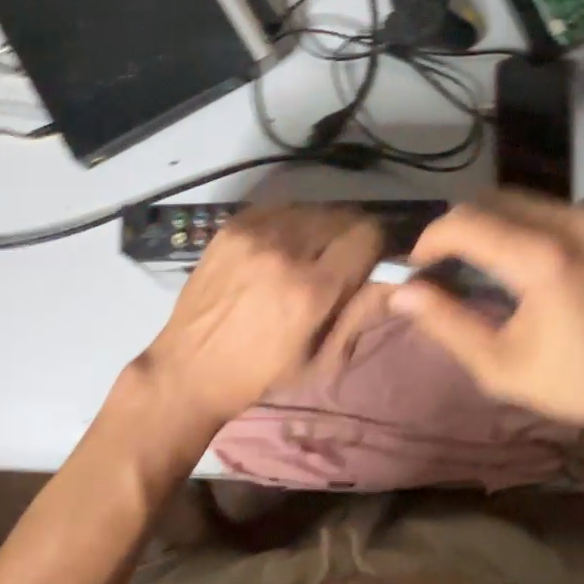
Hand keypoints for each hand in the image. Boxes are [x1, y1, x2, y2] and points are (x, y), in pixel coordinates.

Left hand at [143, 204, 382, 426]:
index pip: (367, 235)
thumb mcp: (320, 360)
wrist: (189, 370)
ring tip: (314, 252)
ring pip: (312, 208)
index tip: (374, 259)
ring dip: (323, 227)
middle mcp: (285, 251)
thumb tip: (395, 280)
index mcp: (311, 290)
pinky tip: (285, 245)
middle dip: (352, 235)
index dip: (378, 245)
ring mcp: (254, 234)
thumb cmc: (261, 375)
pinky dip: (292, 222)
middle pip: (343, 216)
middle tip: (345, 258)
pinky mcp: (231, 226)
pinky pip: (279, 208)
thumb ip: (360, 314)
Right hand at [391, 191, 583, 443]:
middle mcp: (573, 220)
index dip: (430, 239)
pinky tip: (526, 265)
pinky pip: (554, 210)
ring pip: (523, 202)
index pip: (464, 222)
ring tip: (482, 267)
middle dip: (460, 229)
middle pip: (492, 201)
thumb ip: (447, 323)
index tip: (417, 266)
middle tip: (446, 266)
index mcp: (544, 256)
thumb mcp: (503, 365)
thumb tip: (401, 291)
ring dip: (494, 226)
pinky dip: (527, 228)